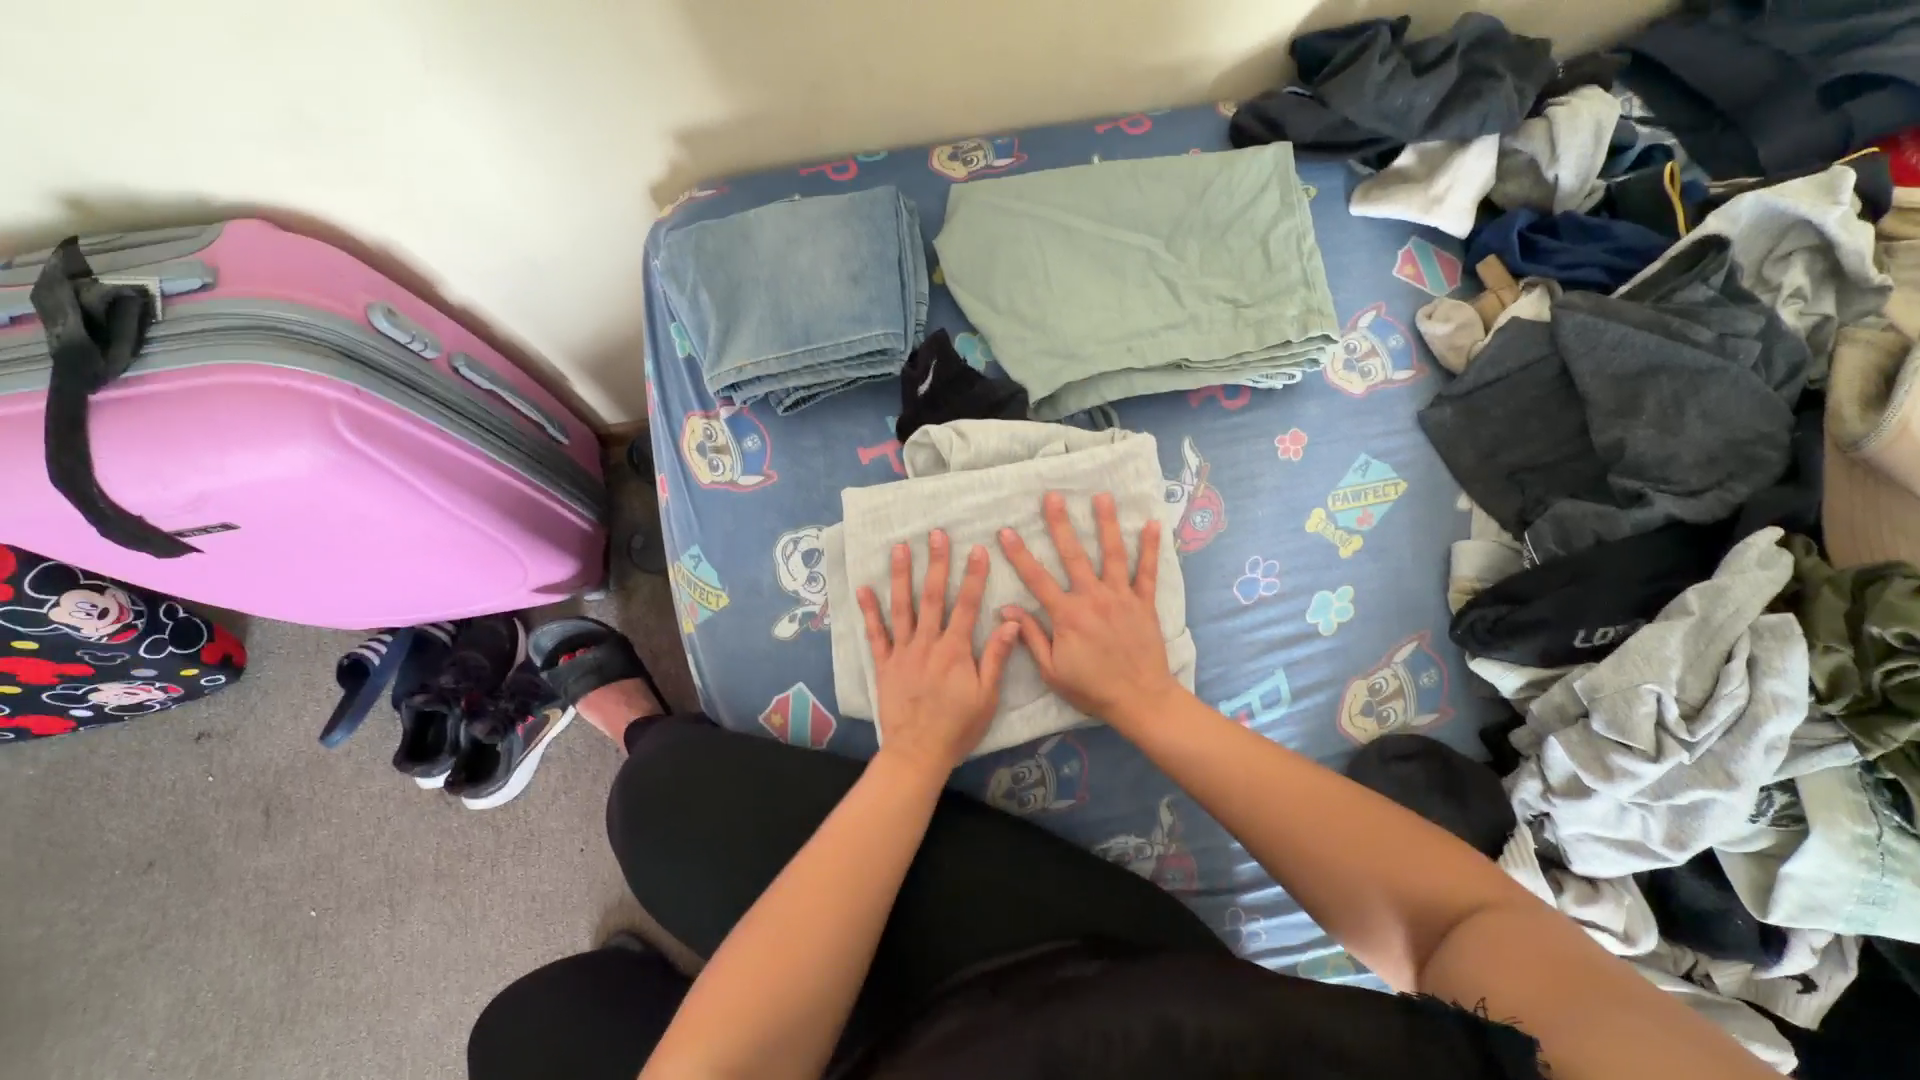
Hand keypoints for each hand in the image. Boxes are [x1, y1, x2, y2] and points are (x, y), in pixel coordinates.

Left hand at [857, 529, 1020, 776]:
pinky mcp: (884, 665)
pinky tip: (864, 589)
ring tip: (900, 548)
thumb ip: (996, 657)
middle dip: (936, 563)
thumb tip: (1011, 621)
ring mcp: (902, 653)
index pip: (967, 605)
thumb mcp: (988, 696)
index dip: (973, 576)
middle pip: (932, 597)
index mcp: (955, 651)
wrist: (918, 753)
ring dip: (901, 576)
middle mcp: (927, 644)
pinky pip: (875, 634)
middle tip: (936, 534)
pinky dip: (869, 611)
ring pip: (902, 608)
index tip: (978, 549)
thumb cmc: (958, 727)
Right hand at [997, 492, 1183, 727]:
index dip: (1019, 554)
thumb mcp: (1052, 670)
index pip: (1037, 578)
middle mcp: (1093, 598)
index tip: (1006, 531)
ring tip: (1102, 496)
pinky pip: (1147, 572)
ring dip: (1106, 523)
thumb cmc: (1091, 689)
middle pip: (1074, 554)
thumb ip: (1031, 636)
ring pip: (1112, 554)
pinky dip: (1151, 548)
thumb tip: (1007, 609)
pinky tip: (1152, 524)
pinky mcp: (1144, 604)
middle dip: (1061, 523)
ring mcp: (1121, 598)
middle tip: (1053, 496)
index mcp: (1067, 615)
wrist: (1140, 700)